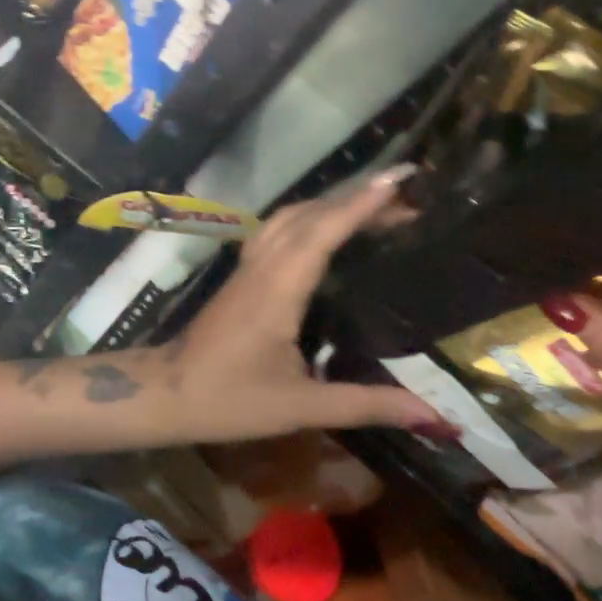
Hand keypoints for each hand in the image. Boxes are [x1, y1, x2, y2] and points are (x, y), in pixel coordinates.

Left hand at [163, 172, 449, 442]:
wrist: (165, 394)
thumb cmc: (228, 400)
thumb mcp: (302, 408)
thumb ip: (367, 405)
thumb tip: (436, 418)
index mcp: (277, 292)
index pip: (320, 234)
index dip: (357, 206)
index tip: (395, 182)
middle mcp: (260, 271)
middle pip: (304, 218)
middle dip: (352, 200)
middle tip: (404, 198)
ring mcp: (245, 272)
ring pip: (285, 221)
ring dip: (326, 207)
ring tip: (372, 209)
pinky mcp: (238, 281)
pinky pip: (274, 235)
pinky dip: (305, 222)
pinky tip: (325, 235)